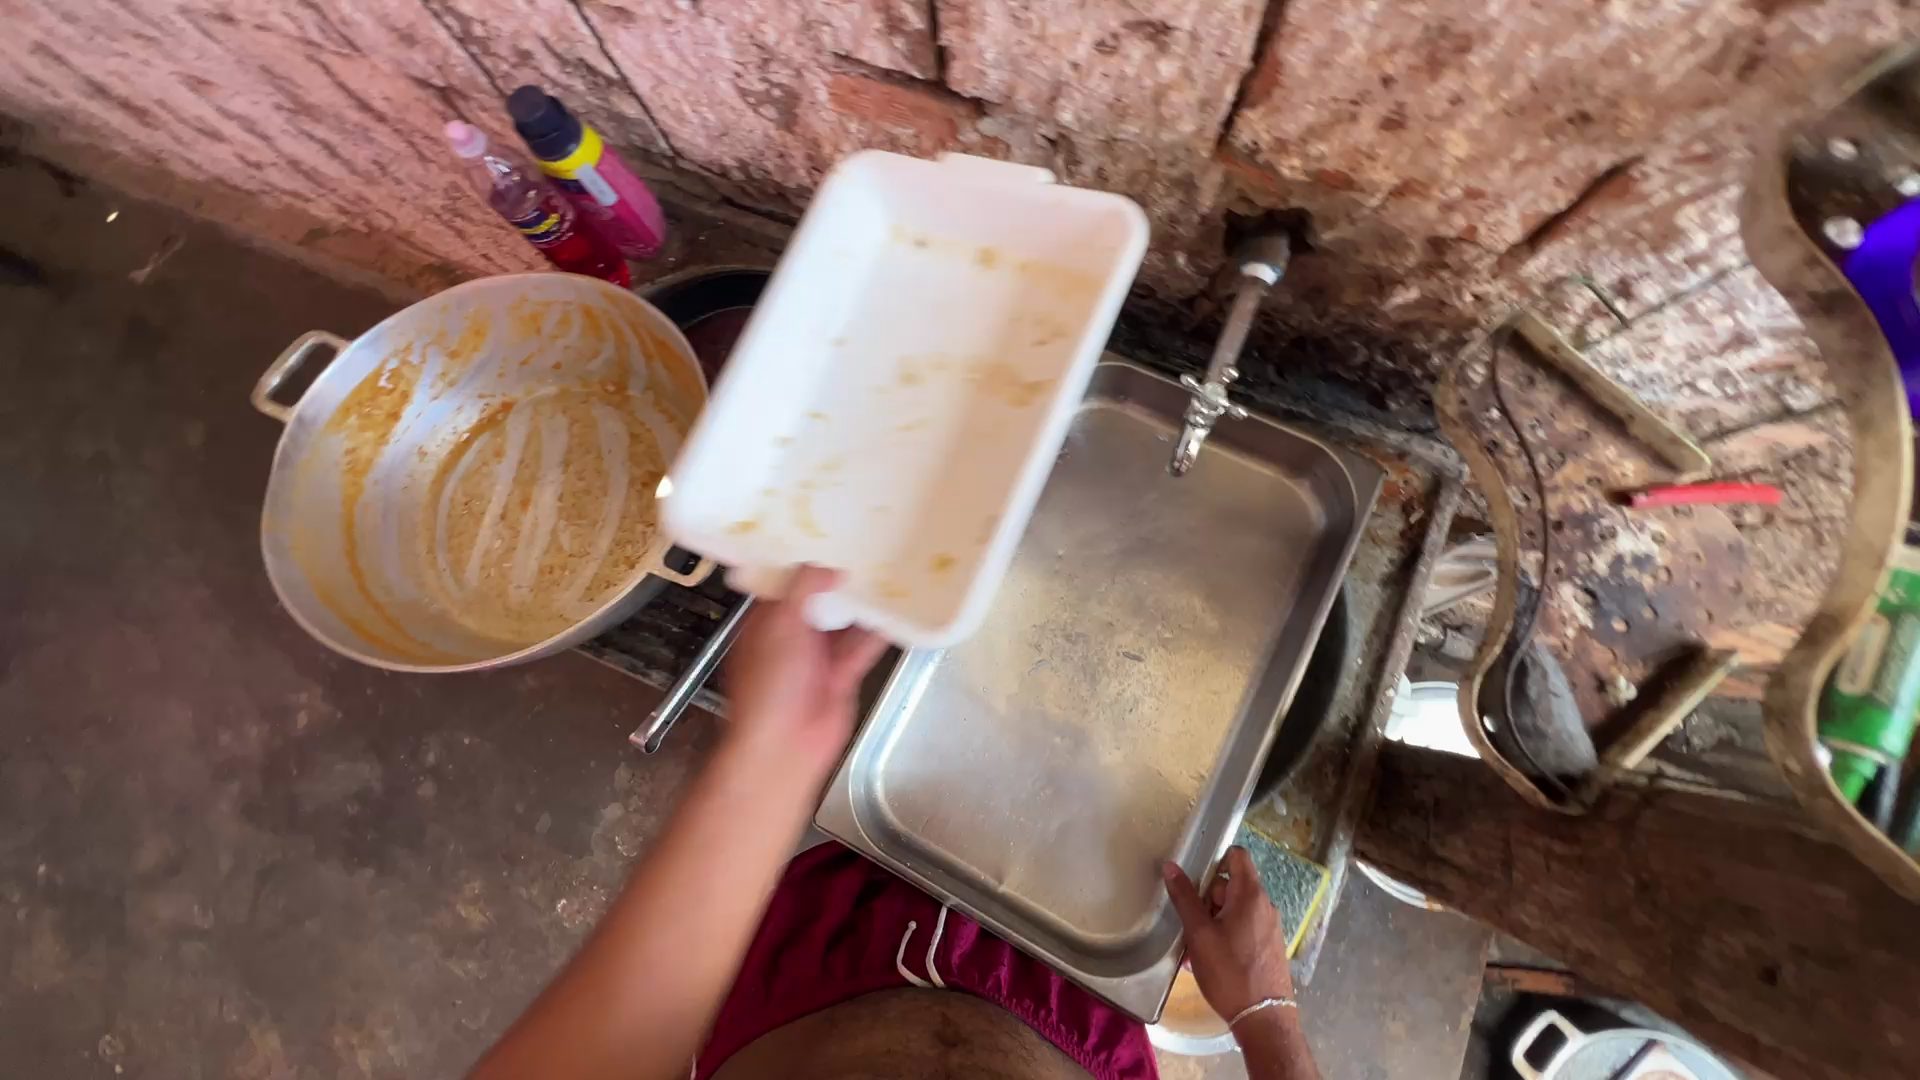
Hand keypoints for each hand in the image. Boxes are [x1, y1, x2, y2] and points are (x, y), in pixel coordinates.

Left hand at [722, 565, 888, 774]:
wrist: (786, 747)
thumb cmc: (768, 690)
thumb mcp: (781, 625)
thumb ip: (803, 589)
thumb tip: (825, 567)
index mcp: (765, 622)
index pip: (783, 582)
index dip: (803, 560)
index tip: (825, 536)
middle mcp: (790, 637)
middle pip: (818, 600)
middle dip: (838, 580)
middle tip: (864, 549)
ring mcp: (817, 657)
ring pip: (844, 621)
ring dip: (862, 603)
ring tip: (886, 574)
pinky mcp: (841, 674)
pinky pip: (863, 646)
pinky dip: (879, 632)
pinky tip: (896, 613)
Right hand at [1163, 846, 1294, 1022]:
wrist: (1264, 1021)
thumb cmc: (1230, 973)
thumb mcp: (1199, 933)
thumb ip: (1185, 897)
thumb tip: (1171, 866)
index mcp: (1250, 895)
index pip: (1237, 856)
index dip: (1215, 858)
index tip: (1194, 876)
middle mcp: (1265, 906)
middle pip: (1230, 885)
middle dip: (1207, 898)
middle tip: (1191, 922)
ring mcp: (1270, 927)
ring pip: (1234, 909)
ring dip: (1213, 919)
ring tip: (1196, 945)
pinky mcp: (1270, 947)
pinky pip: (1243, 928)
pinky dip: (1226, 934)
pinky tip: (1210, 958)